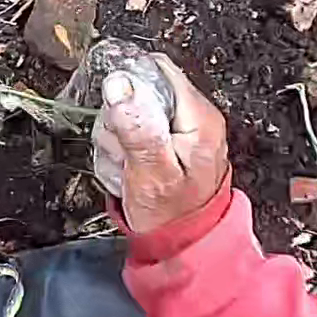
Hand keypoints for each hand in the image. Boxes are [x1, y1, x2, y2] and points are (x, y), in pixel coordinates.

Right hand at [98, 56, 228, 233]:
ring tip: (128, 166)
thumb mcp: (151, 170)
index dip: (131, 85)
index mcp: (198, 117)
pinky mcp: (164, 141)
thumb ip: (137, 127)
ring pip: (128, 113)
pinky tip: (129, 170)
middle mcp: (192, 117)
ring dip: (117, 140)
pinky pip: (130, 132)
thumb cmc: (170, 213)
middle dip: (120, 121)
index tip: (117, 115)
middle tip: (125, 152)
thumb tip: (121, 83)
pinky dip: (121, 151)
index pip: (159, 70)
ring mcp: (178, 129)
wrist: (181, 246)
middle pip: (140, 91)